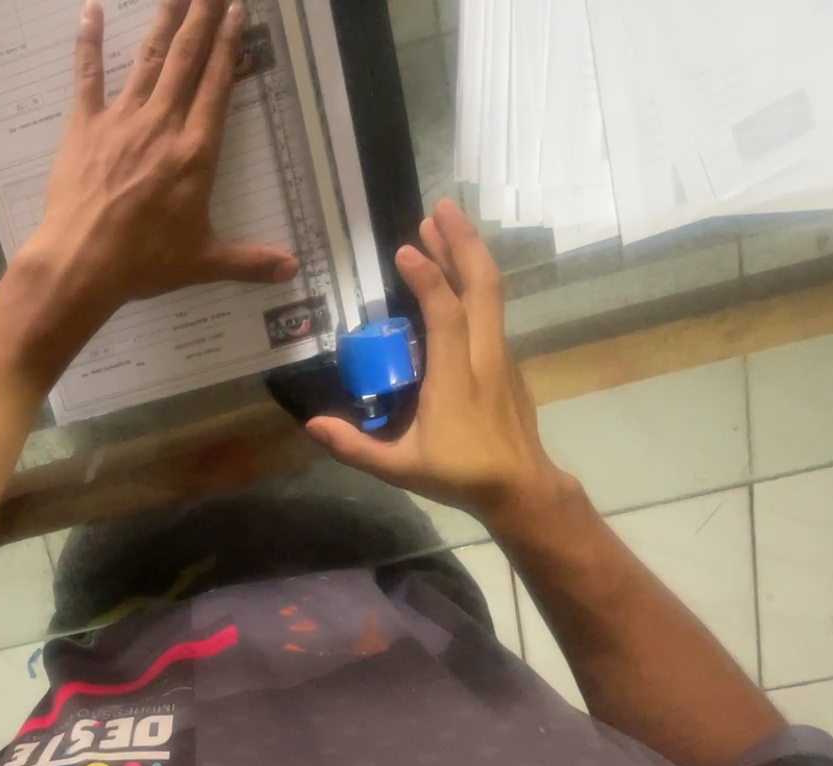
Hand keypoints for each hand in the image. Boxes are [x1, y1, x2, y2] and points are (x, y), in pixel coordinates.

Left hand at [21, 0, 299, 314]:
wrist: (84, 262)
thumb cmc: (145, 263)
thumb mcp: (204, 262)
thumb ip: (250, 262)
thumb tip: (292, 271)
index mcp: (196, 152)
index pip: (218, 86)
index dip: (229, 45)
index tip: (237, 9)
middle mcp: (163, 124)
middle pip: (187, 57)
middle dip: (203, 13)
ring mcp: (122, 121)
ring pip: (148, 57)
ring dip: (165, 17)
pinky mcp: (84, 127)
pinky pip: (87, 75)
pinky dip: (88, 41)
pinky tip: (88, 9)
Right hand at [306, 199, 570, 534]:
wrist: (520, 487)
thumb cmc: (458, 474)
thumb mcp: (398, 467)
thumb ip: (354, 447)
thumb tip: (312, 424)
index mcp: (457, 377)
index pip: (447, 314)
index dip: (428, 279)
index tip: (404, 250)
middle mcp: (485, 356)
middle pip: (483, 286)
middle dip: (462, 242)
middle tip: (437, 210)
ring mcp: (500, 357)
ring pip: (492, 294)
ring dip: (469, 256)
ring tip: (444, 228)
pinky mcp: (505, 363)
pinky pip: (491, 311)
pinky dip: (473, 283)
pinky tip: (455, 279)